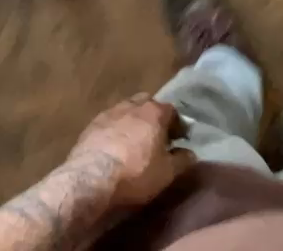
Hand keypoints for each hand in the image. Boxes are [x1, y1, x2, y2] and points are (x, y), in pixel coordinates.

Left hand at [68, 95, 192, 207]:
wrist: (91, 178)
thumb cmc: (135, 173)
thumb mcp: (167, 173)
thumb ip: (182, 160)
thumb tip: (191, 153)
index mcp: (155, 112)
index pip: (172, 110)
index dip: (177, 125)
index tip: (179, 139)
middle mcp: (133, 105)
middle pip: (148, 103)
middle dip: (154, 116)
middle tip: (156, 136)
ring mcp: (110, 112)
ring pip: (127, 110)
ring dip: (133, 121)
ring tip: (133, 141)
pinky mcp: (92, 124)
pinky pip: (110, 122)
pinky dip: (115, 129)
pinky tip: (114, 146)